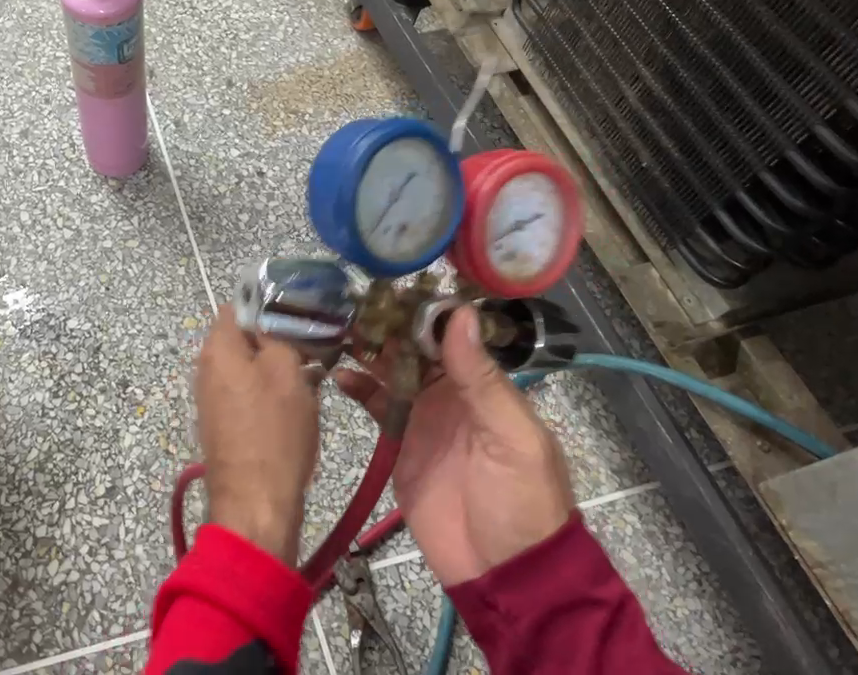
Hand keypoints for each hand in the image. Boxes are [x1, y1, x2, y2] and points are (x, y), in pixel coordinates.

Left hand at [194, 305, 320, 565]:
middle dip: (279, 340)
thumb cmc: (274, 431)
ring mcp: (213, 397)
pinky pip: (250, 394)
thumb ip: (278, 333)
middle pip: (245, 337)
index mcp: (218, 347)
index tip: (302, 316)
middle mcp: (207, 367)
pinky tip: (300, 406)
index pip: (240, 305)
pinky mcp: (225, 423)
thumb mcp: (286, 369)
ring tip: (314, 379)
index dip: (271, 306)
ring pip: (251, 367)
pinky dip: (272, 395)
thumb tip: (274, 316)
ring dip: (280, 369)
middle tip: (315, 349)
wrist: (256, 504)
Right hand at [335, 306, 574, 585]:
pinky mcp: (399, 442)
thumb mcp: (512, 438)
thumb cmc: (520, 501)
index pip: (450, 334)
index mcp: (484, 384)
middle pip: (414, 347)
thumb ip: (483, 379)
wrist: (502, 572)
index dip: (423, 310)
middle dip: (387, 324)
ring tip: (337, 328)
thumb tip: (459, 313)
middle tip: (352, 302)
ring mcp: (422, 415)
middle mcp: (451, 391)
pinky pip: (375, 405)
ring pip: (391, 370)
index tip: (391, 286)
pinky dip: (357, 387)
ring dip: (368, 349)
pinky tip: (339, 373)